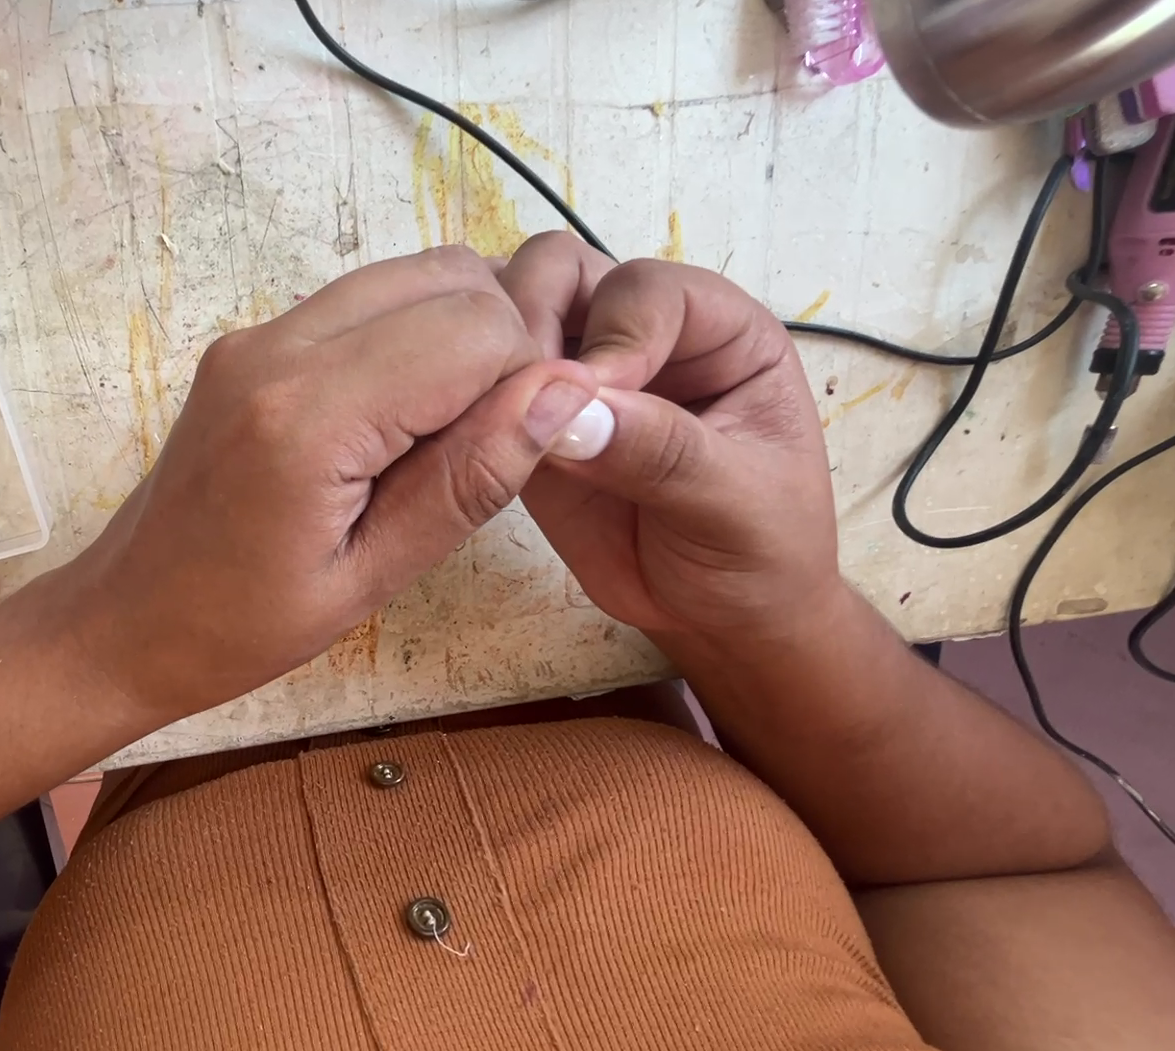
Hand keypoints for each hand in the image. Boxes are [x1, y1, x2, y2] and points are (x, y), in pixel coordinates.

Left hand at [54, 246, 602, 717]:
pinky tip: (391, 420)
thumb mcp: (368, 579)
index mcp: (304, 417)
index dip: (525, 379)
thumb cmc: (238, 627)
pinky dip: (405, 339)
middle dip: (496, 348)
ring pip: (406, 277)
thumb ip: (466, 481)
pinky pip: (358, 304)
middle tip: (478, 444)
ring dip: (453, 338)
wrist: (125, 617)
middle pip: (448, 279)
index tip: (515, 448)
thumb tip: (560, 393)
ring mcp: (253, 337)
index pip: (474, 329)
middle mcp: (274, 349)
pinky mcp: (246, 345)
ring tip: (435, 437)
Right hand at [501, 233, 840, 643]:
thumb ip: (661, 451)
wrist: (709, 613)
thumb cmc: (755, 550)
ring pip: (507, 318)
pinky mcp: (526, 426)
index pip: (645, 290)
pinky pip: (482, 389)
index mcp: (713, 330)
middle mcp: (635, 338)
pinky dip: (463, 401)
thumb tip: (570, 414)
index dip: (613, 336)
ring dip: (487, 352)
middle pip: (560, 272)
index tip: (595, 407)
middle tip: (519, 396)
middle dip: (530, 318)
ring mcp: (571, 380)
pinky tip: (460, 437)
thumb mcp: (734, 502)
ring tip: (483, 413)